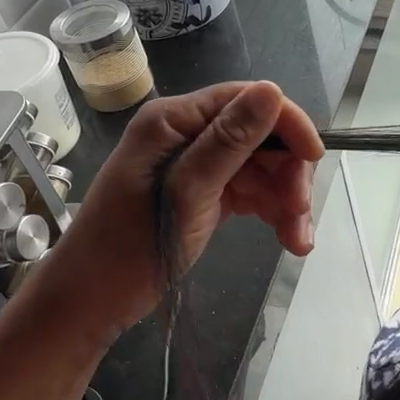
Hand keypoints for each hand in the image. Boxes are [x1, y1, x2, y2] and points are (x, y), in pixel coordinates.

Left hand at [25, 81, 323, 339]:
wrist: (86, 308)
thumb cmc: (127, 250)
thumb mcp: (186, 194)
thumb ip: (229, 141)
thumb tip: (273, 90)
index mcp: (173, 121)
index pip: (247, 99)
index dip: (287, 124)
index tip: (314, 158)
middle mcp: (185, 133)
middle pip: (261, 134)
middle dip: (288, 171)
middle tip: (300, 210)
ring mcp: (195, 163)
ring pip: (262, 166)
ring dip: (285, 198)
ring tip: (297, 239)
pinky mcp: (202, 191)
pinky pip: (251, 189)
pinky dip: (272, 211)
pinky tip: (288, 238)